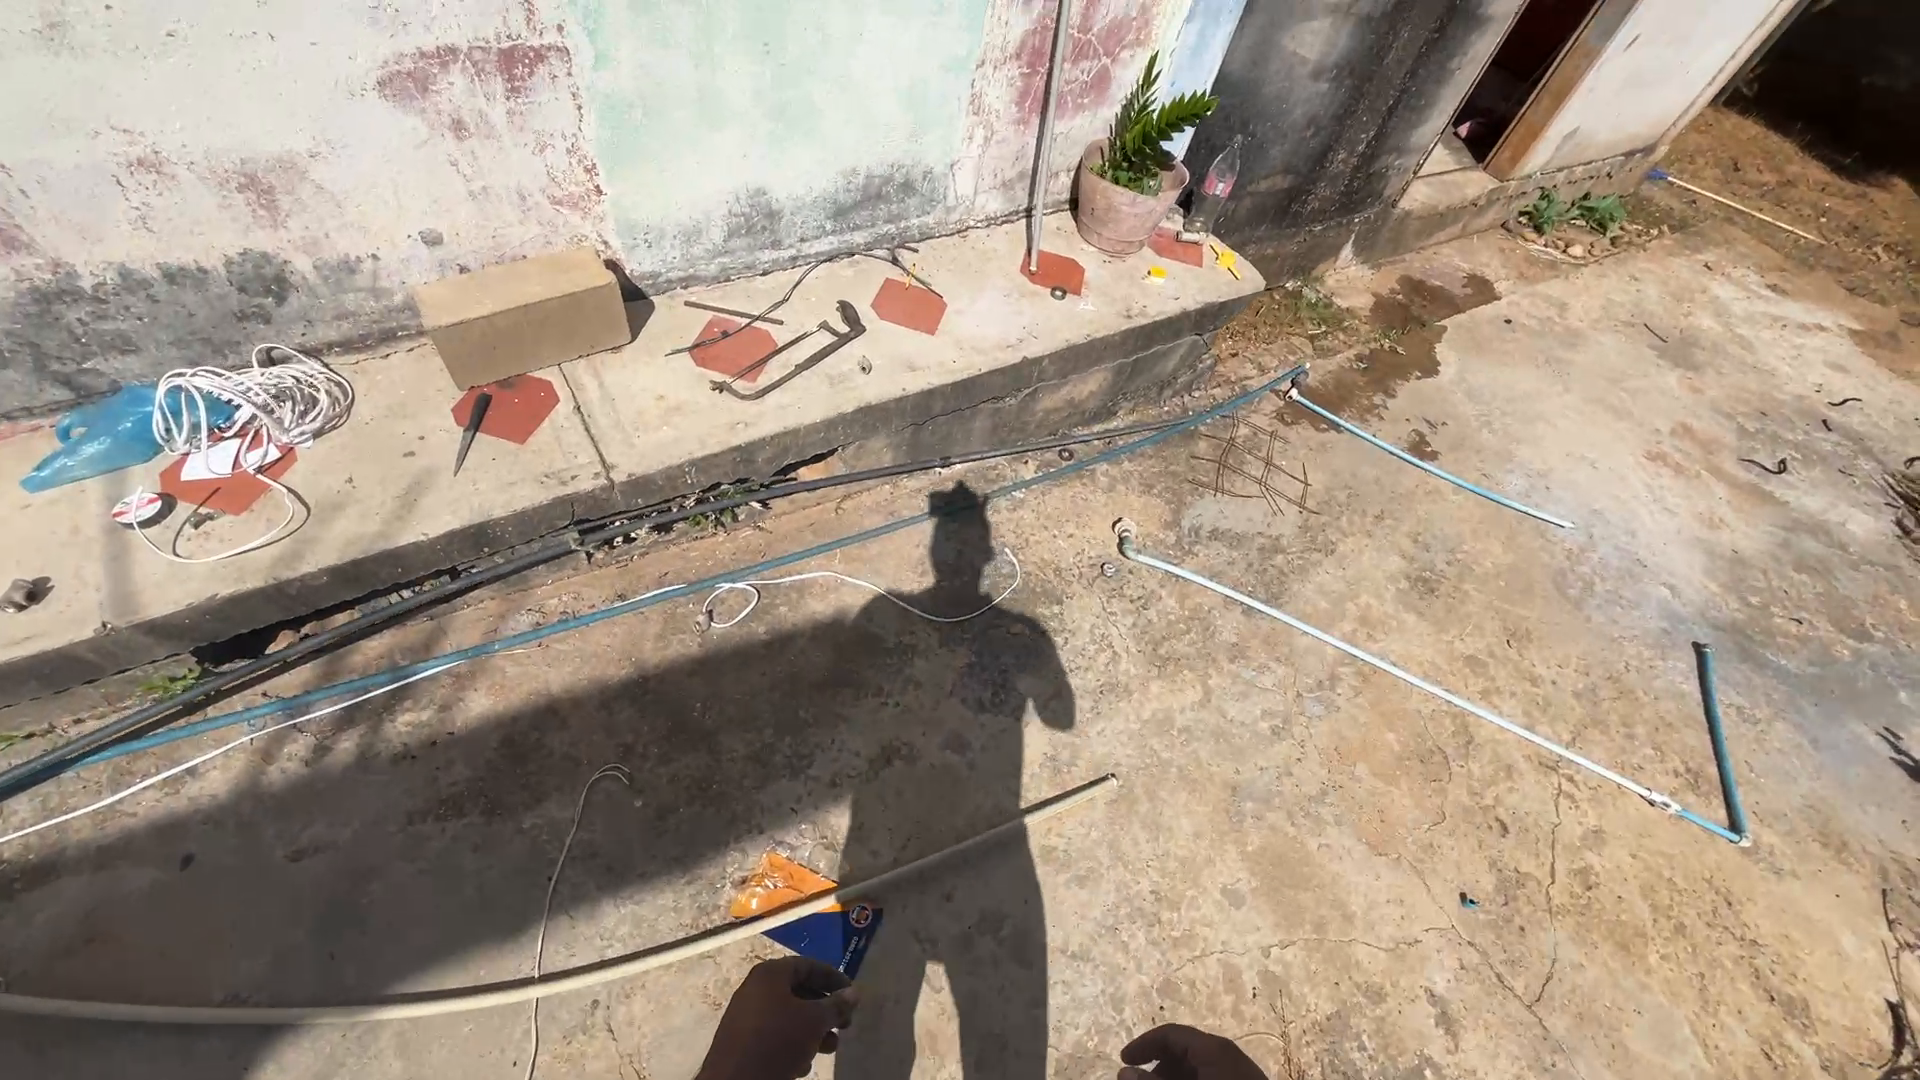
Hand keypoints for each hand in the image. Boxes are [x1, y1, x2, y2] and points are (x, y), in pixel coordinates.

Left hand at [696, 957, 859, 1079]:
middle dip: (825, 1009)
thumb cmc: (777, 1042)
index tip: (851, 994)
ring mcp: (745, 1016)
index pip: (808, 965)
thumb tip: (854, 993)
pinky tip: (804, 1064)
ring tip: (830, 1047)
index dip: (832, 978)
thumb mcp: (814, 1022)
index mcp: (770, 974)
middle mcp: (755, 989)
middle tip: (845, 1024)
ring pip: (788, 1016)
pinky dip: (793, 1043)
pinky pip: (773, 1034)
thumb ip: (836, 1005)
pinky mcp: (741, 1042)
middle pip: (798, 991)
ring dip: (812, 1030)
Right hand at [1118, 1023, 1268, 1079]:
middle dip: (1158, 1066)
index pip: (1170, 1033)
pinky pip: (1212, 1077)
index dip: (1143, 1044)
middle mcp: (1226, 1052)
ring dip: (1174, 1076)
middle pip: (1183, 1049)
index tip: (1124, 1060)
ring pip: (1197, 1066)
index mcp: (1212, 1048)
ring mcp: (1239, 1071)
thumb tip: (1123, 1072)